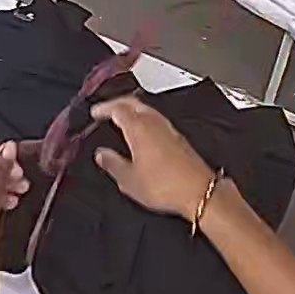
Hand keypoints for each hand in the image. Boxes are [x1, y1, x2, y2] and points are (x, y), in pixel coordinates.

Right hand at [90, 96, 215, 219]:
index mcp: (139, 128)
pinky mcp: (178, 136)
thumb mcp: (129, 180)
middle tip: (106, 109)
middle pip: (132, 102)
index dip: (104, 108)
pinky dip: (143, 117)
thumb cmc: (165, 185)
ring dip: (131, 108)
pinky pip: (156, 118)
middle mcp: (154, 122)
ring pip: (146, 108)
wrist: (199, 191)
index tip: (95, 112)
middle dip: (117, 103)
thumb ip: (112, 164)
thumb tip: (101, 155)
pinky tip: (142, 130)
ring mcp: (168, 127)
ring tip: (122, 117)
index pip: (117, 109)